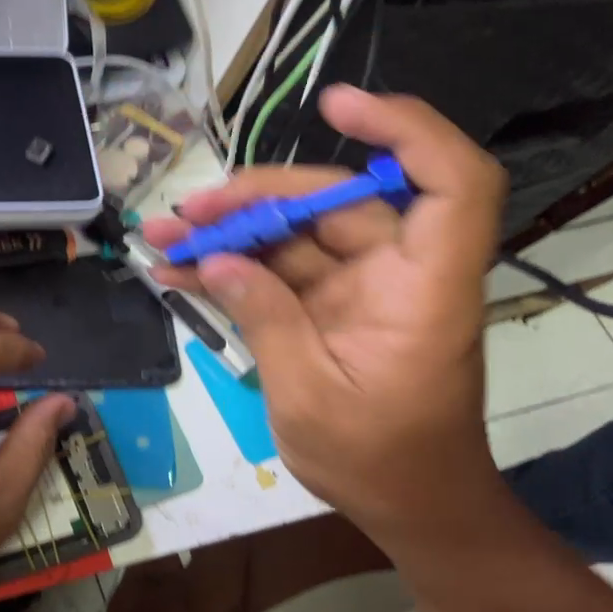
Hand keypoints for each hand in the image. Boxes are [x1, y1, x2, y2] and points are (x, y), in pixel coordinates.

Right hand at [143, 86, 507, 537]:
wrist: (405, 503)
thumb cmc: (378, 458)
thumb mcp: (310, 393)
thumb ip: (266, 318)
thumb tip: (217, 261)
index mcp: (424, 289)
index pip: (449, 184)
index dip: (405, 132)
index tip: (338, 108)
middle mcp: (397, 273)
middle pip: (336, 202)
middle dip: (258, 198)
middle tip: (189, 213)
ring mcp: (360, 288)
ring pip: (294, 234)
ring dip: (228, 233)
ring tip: (164, 236)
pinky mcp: (328, 306)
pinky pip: (277, 273)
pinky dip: (230, 270)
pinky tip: (178, 270)